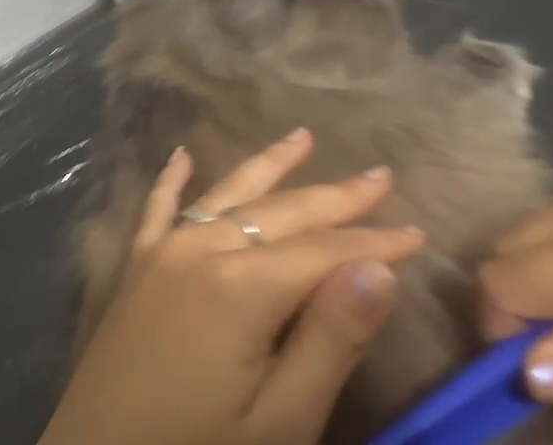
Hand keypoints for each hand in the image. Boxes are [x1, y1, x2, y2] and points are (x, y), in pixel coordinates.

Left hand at [41, 130, 425, 444]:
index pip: (324, 250)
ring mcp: (162, 254)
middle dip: (334, 196)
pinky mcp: (135, 269)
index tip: (418, 231)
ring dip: (267, 167)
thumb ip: (330, 339)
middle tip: (379, 175)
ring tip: (302, 137)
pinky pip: (157, 209)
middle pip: (281, 213)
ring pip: (225, 196)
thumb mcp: (281, 419)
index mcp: (242, 285)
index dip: (374, 241)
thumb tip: (377, 268)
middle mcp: (201, 250)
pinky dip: (172, 179)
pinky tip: (181, 154)